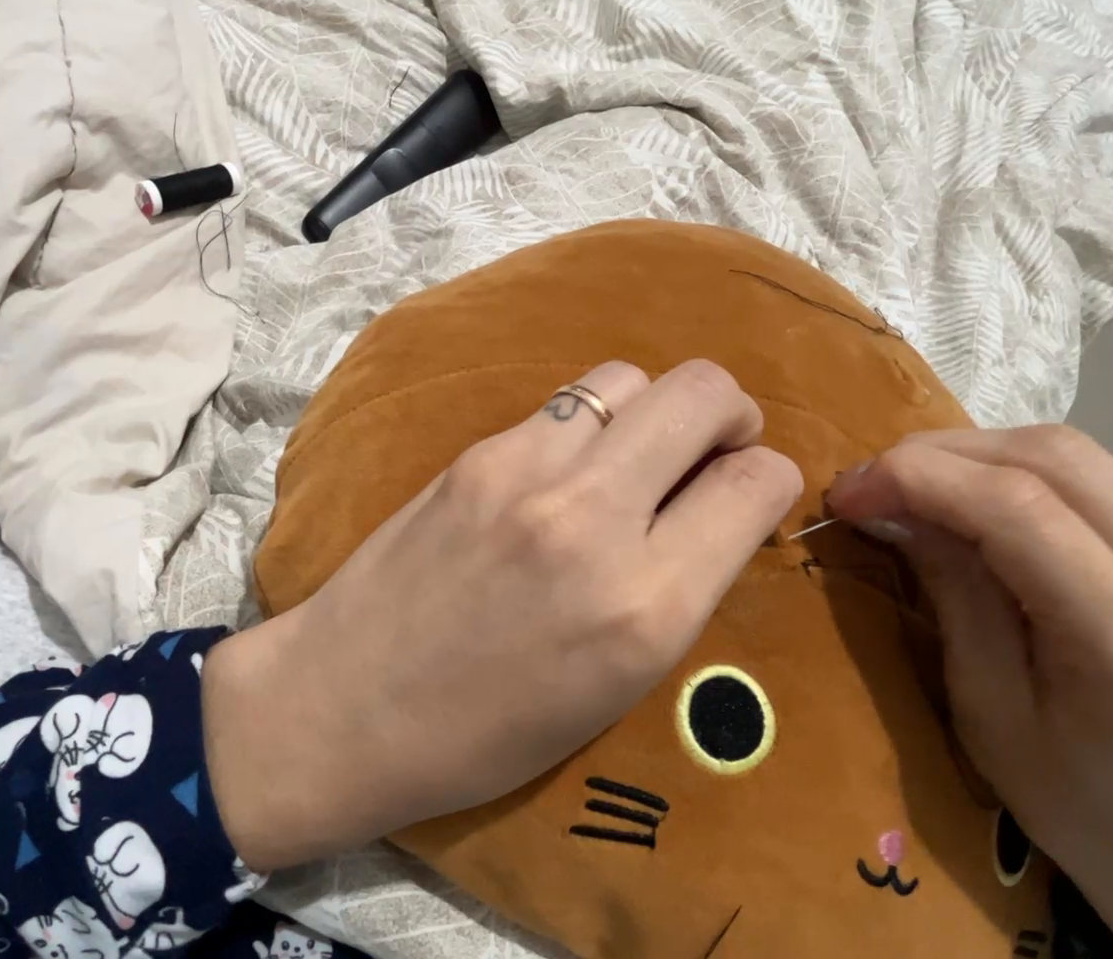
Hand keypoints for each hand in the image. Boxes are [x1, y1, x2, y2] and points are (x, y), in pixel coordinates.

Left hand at [201, 360, 803, 871]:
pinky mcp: (473, 454)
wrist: (345, 704)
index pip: (756, 483)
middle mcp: (593, 520)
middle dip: (729, 413)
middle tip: (710, 451)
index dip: (768, 481)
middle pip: (702, 392)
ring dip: (650, 412)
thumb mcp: (617, 688)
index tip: (747, 497)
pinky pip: (561, 405)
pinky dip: (586, 426)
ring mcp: (525, 473)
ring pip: (628, 379)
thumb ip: (677, 587)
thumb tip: (712, 513)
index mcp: (647, 606)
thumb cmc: (485, 733)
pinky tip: (562, 469)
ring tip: (630, 458)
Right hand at [826, 426, 1112, 958]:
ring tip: (908, 484)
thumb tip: (888, 502)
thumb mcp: (984, 706)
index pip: (1024, 512)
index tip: (844, 491)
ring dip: (977, 456)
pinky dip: (1019, 477)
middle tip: (867, 481)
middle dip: (943, 454)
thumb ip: (951, 590)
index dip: (920, 479)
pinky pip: (1103, 486)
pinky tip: (971, 501)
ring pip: (1082, 459)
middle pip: (1060, 461)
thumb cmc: (1069, 801)